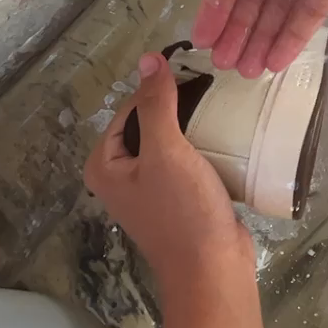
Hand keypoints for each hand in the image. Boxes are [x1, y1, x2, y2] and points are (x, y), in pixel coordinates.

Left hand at [84, 53, 251, 280]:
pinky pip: (186, 157)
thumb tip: (148, 58)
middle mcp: (121, 176)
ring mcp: (149, 189)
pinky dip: (201, 144)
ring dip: (192, 124)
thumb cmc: (182, 210)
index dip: (160, 89)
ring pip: (170, 139)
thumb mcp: (167, 151)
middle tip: (211, 89)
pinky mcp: (176, 197)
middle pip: (149, 121)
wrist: (212, 268)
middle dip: (178, 105)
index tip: (194, 74)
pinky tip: (223, 136)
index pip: (130, 107)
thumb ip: (156, 104)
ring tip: (220, 107)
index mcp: (104, 165)